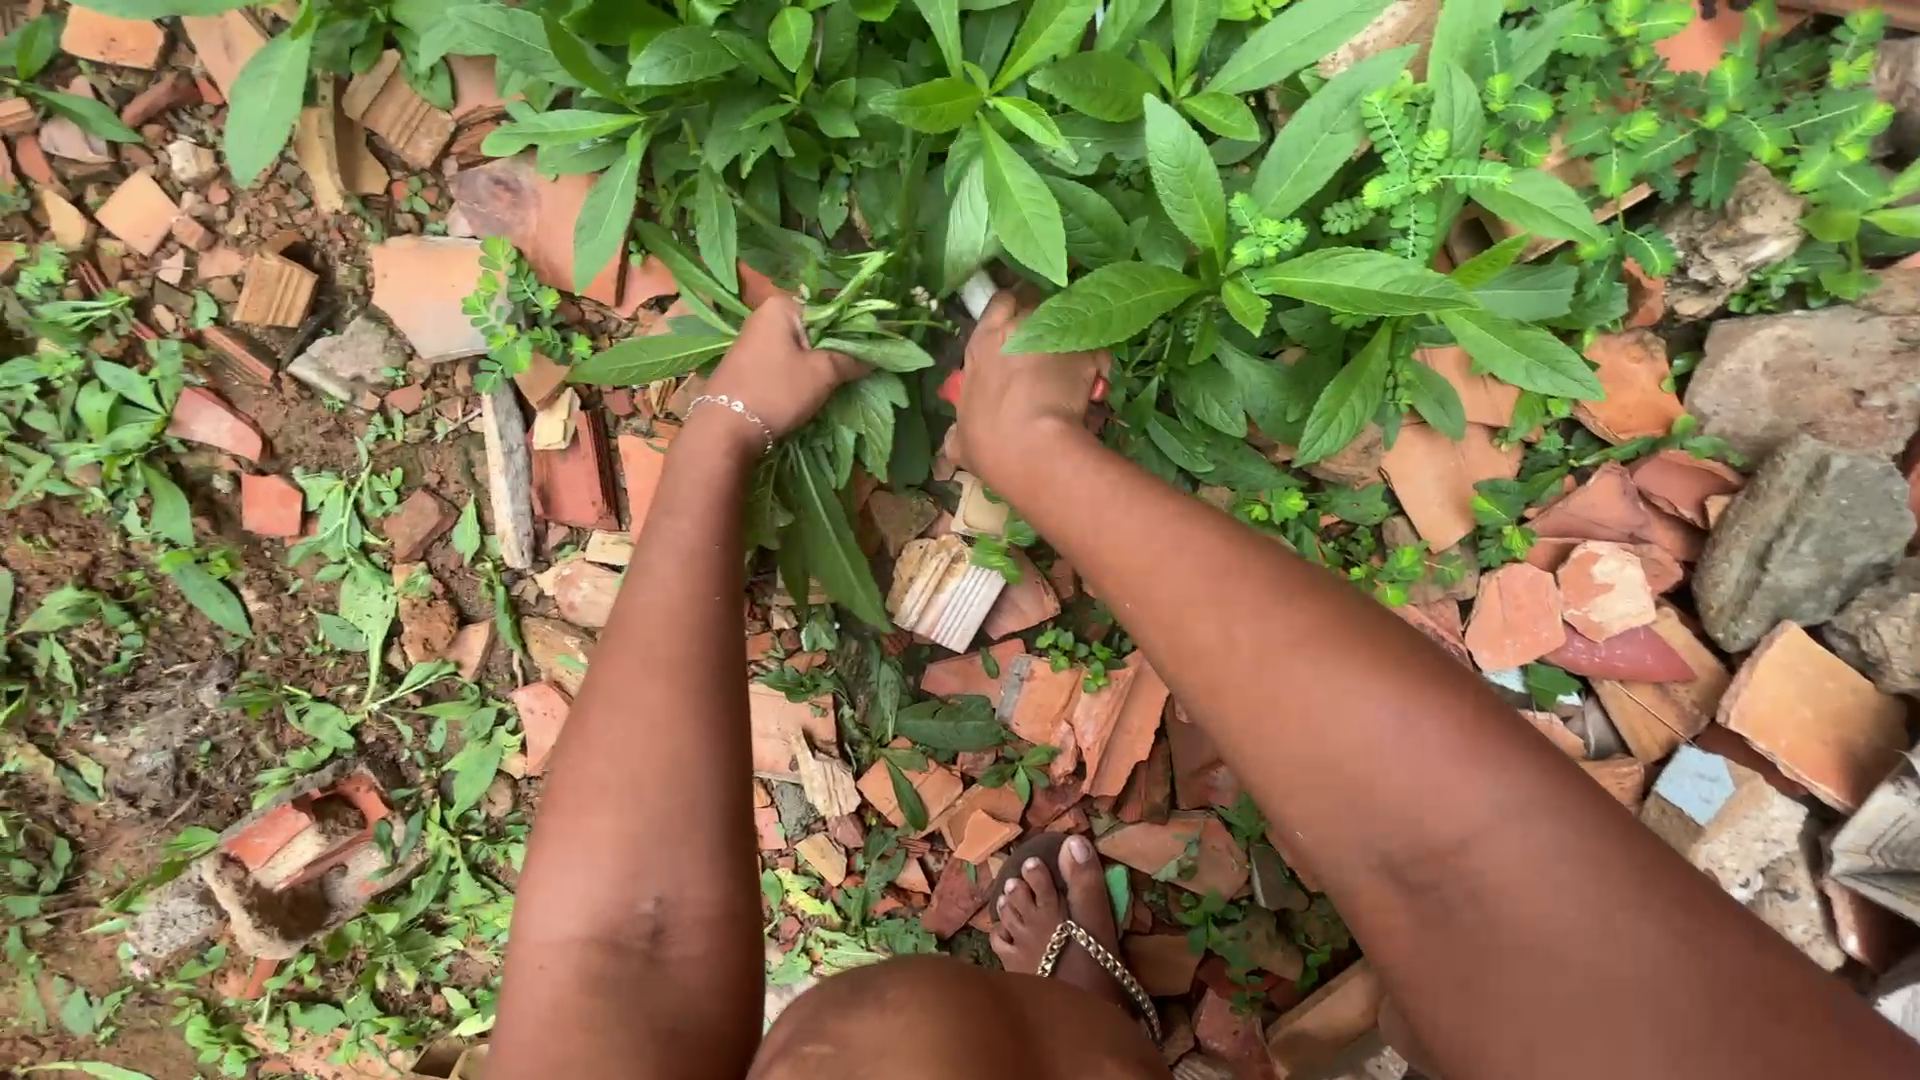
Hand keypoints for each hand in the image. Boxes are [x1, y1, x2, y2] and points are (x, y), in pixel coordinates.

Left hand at [698, 292, 865, 446]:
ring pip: (804, 347)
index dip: (856, 328)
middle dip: (840, 347)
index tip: (876, 347)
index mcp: (782, 306)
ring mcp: (757, 340)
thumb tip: (878, 355)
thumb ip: (852, 359)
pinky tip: (819, 388)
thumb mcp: (822, 373)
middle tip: (864, 367)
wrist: (726, 429)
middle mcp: (766, 316)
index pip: (831, 308)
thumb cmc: (777, 391)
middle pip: (818, 327)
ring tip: (847, 379)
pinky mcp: (753, 364)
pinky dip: (806, 372)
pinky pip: (789, 361)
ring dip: (824, 362)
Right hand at [952, 290, 1108, 481]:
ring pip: (1070, 321)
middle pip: (1037, 303)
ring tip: (1071, 366)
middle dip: (1044, 319)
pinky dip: (1097, 363)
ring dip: (1070, 338)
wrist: (1032, 448)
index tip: (1017, 328)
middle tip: (1046, 345)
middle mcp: (1019, 327)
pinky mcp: (1087, 352)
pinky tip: (1094, 386)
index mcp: (983, 342)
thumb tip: (953, 441)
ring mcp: (1055, 336)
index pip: (1001, 302)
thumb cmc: (988, 443)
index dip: (1012, 311)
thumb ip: (958, 431)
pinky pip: (1096, 350)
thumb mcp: (960, 438)